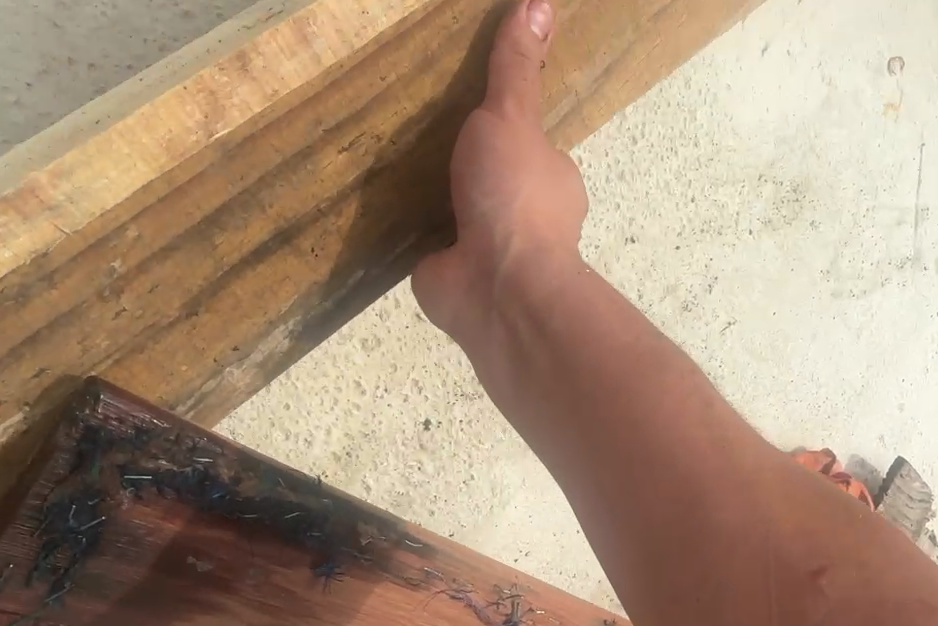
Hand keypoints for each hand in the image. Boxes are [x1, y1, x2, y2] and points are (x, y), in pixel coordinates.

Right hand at [412, 0, 587, 355]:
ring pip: (462, 217)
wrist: (497, 287)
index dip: (507, 134)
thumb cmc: (515, 199)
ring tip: (397, 169)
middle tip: (425, 136)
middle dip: (469, 170)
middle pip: (494, 184)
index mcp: (554, 185)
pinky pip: (429, 246)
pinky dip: (412, 232)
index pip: (531, 152)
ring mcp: (489, 253)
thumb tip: (540, 2)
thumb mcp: (513, 118)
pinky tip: (383, 212)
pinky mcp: (454, 277)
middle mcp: (528, 222)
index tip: (477, 113)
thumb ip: (517, 70)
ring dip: (439, 203)